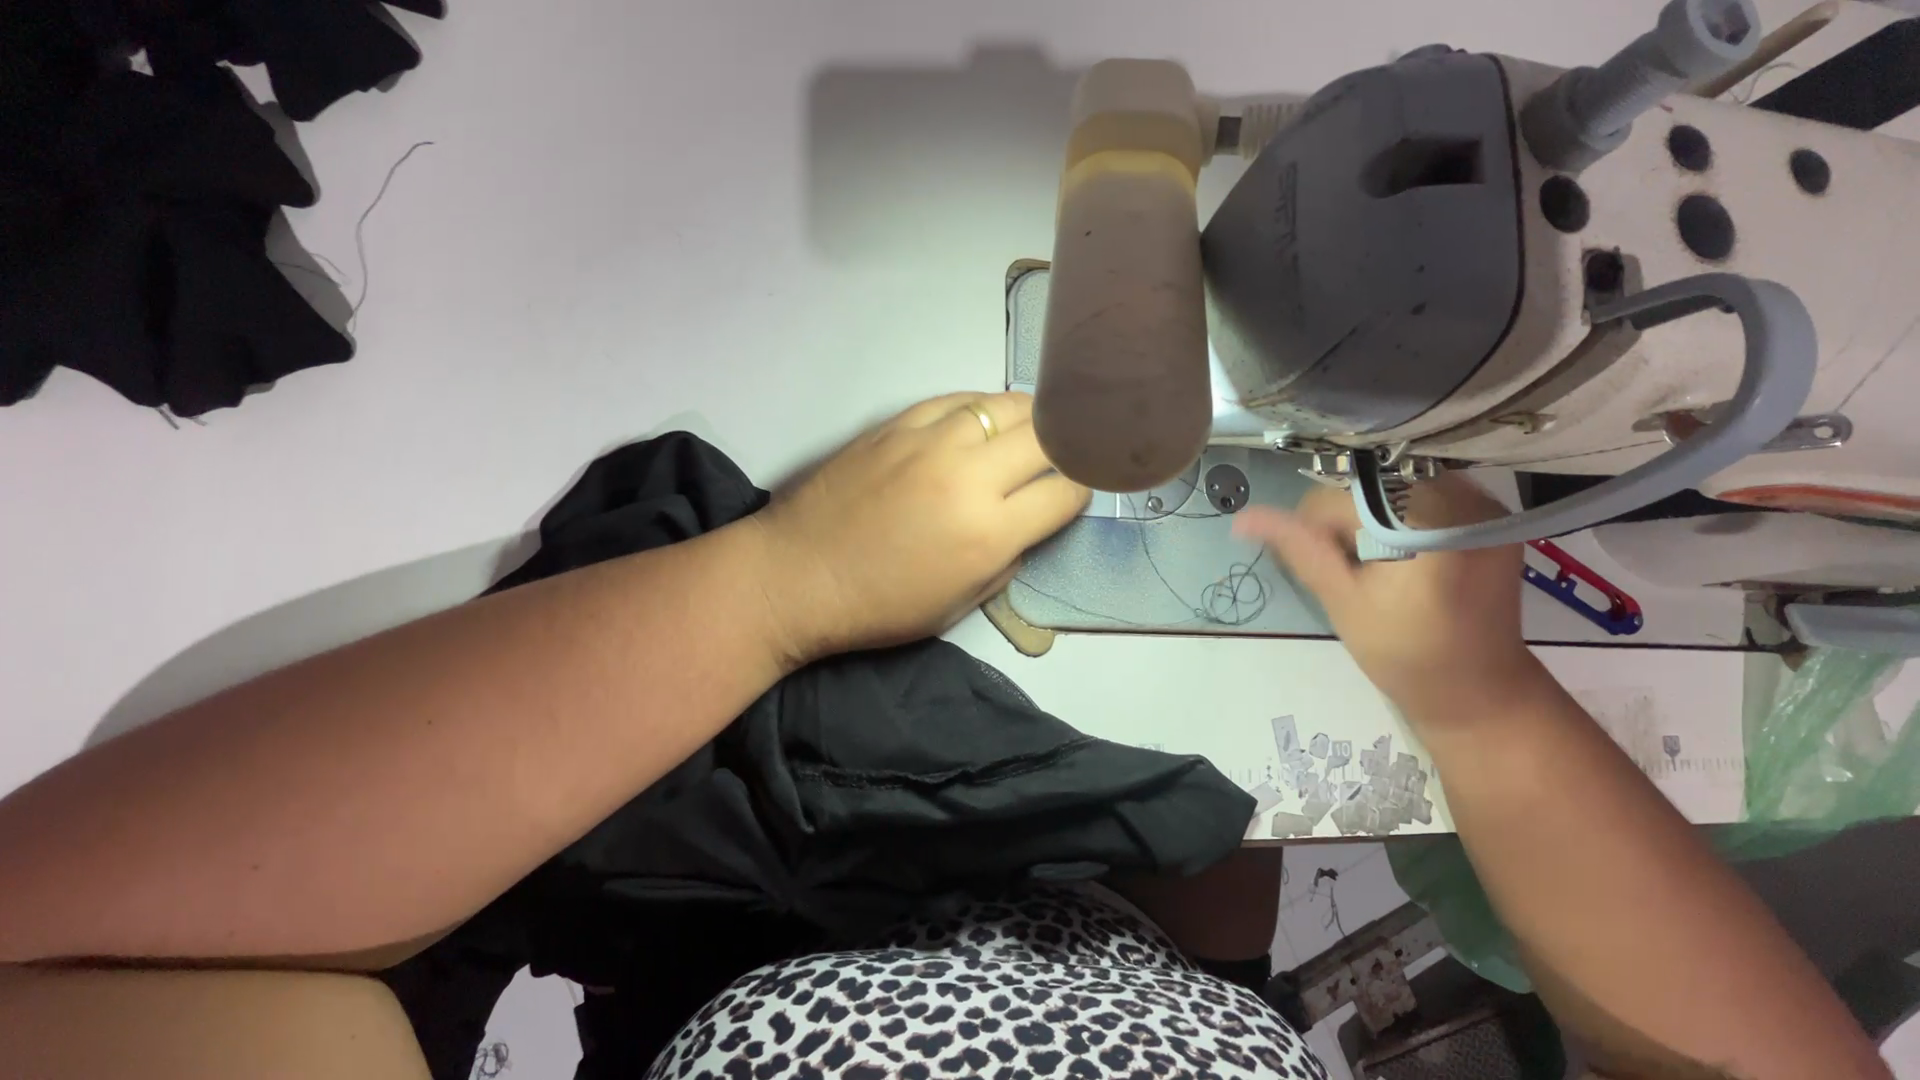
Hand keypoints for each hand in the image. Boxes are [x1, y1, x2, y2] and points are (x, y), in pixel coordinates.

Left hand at [751, 392, 1089, 664]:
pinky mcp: (898, 423)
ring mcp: (931, 441)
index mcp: (989, 533)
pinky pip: (958, 399)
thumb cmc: (880, 607)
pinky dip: (981, 408)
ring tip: (1032, 429)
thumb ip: (1009, 557)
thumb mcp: (961, 603)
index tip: (1074, 494)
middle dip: (1067, 447)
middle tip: (1064, 455)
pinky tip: (983, 420)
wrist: (799, 576)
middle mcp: (969, 476)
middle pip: (1048, 438)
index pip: (1066, 492)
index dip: (1081, 492)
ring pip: (1006, 405)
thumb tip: (1030, 520)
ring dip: (1030, 418)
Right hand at [1234, 473, 1545, 724]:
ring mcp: (1484, 504)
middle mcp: (1464, 500)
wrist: (1478, 691)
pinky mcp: (1490, 514)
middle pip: (1370, 483)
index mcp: (1426, 524)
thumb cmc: (1405, 656)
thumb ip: (1299, 549)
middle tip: (1356, 570)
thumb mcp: (1341, 601)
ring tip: (1383, 565)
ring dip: (1374, 518)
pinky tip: (1406, 557)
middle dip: (1349, 522)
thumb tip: (1244, 517)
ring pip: (1394, 484)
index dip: (1317, 528)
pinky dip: (1403, 517)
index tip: (1330, 569)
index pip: (1342, 495)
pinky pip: (1426, 493)